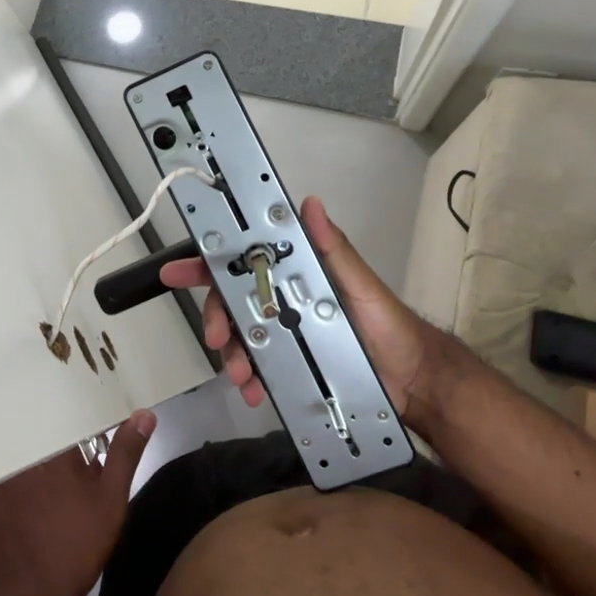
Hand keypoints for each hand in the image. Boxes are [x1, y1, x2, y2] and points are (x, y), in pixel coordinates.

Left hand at [0, 410, 154, 595]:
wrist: (25, 594)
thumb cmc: (73, 546)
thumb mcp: (110, 501)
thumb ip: (126, 454)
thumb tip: (144, 415)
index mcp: (52, 444)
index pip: (68, 407)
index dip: (83, 404)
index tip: (95, 405)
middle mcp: (20, 447)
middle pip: (43, 420)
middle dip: (62, 420)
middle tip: (79, 432)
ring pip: (23, 439)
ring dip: (40, 439)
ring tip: (57, 450)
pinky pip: (3, 459)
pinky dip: (18, 459)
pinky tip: (31, 475)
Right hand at [159, 196, 461, 429]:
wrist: (416, 384)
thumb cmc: (391, 327)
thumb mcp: (362, 285)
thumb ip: (334, 249)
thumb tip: (310, 204)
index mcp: (295, 273)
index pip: (244, 260)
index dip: (209, 262)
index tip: (179, 270)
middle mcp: (283, 299)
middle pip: (232, 302)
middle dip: (216, 317)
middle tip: (216, 337)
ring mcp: (285, 334)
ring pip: (242, 338)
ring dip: (233, 354)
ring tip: (241, 376)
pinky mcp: (291, 367)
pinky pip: (259, 369)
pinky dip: (251, 379)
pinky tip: (255, 391)